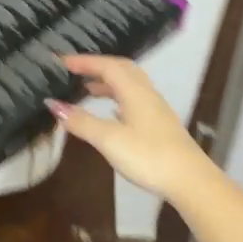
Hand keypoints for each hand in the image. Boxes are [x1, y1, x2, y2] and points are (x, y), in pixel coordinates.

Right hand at [48, 55, 211, 197]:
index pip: (108, 66)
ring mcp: (156, 110)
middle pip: (122, 70)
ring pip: (130, 86)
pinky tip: (111, 113)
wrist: (189, 180)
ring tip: (87, 89)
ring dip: (108, 83)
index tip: (62, 61)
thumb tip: (54, 105)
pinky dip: (117, 100)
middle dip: (98, 67)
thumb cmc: (148, 156)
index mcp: (135, 92)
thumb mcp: (109, 139)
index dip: (84, 62)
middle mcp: (147, 95)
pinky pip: (134, 102)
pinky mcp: (159, 126)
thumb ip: (81, 122)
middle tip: (75, 71)